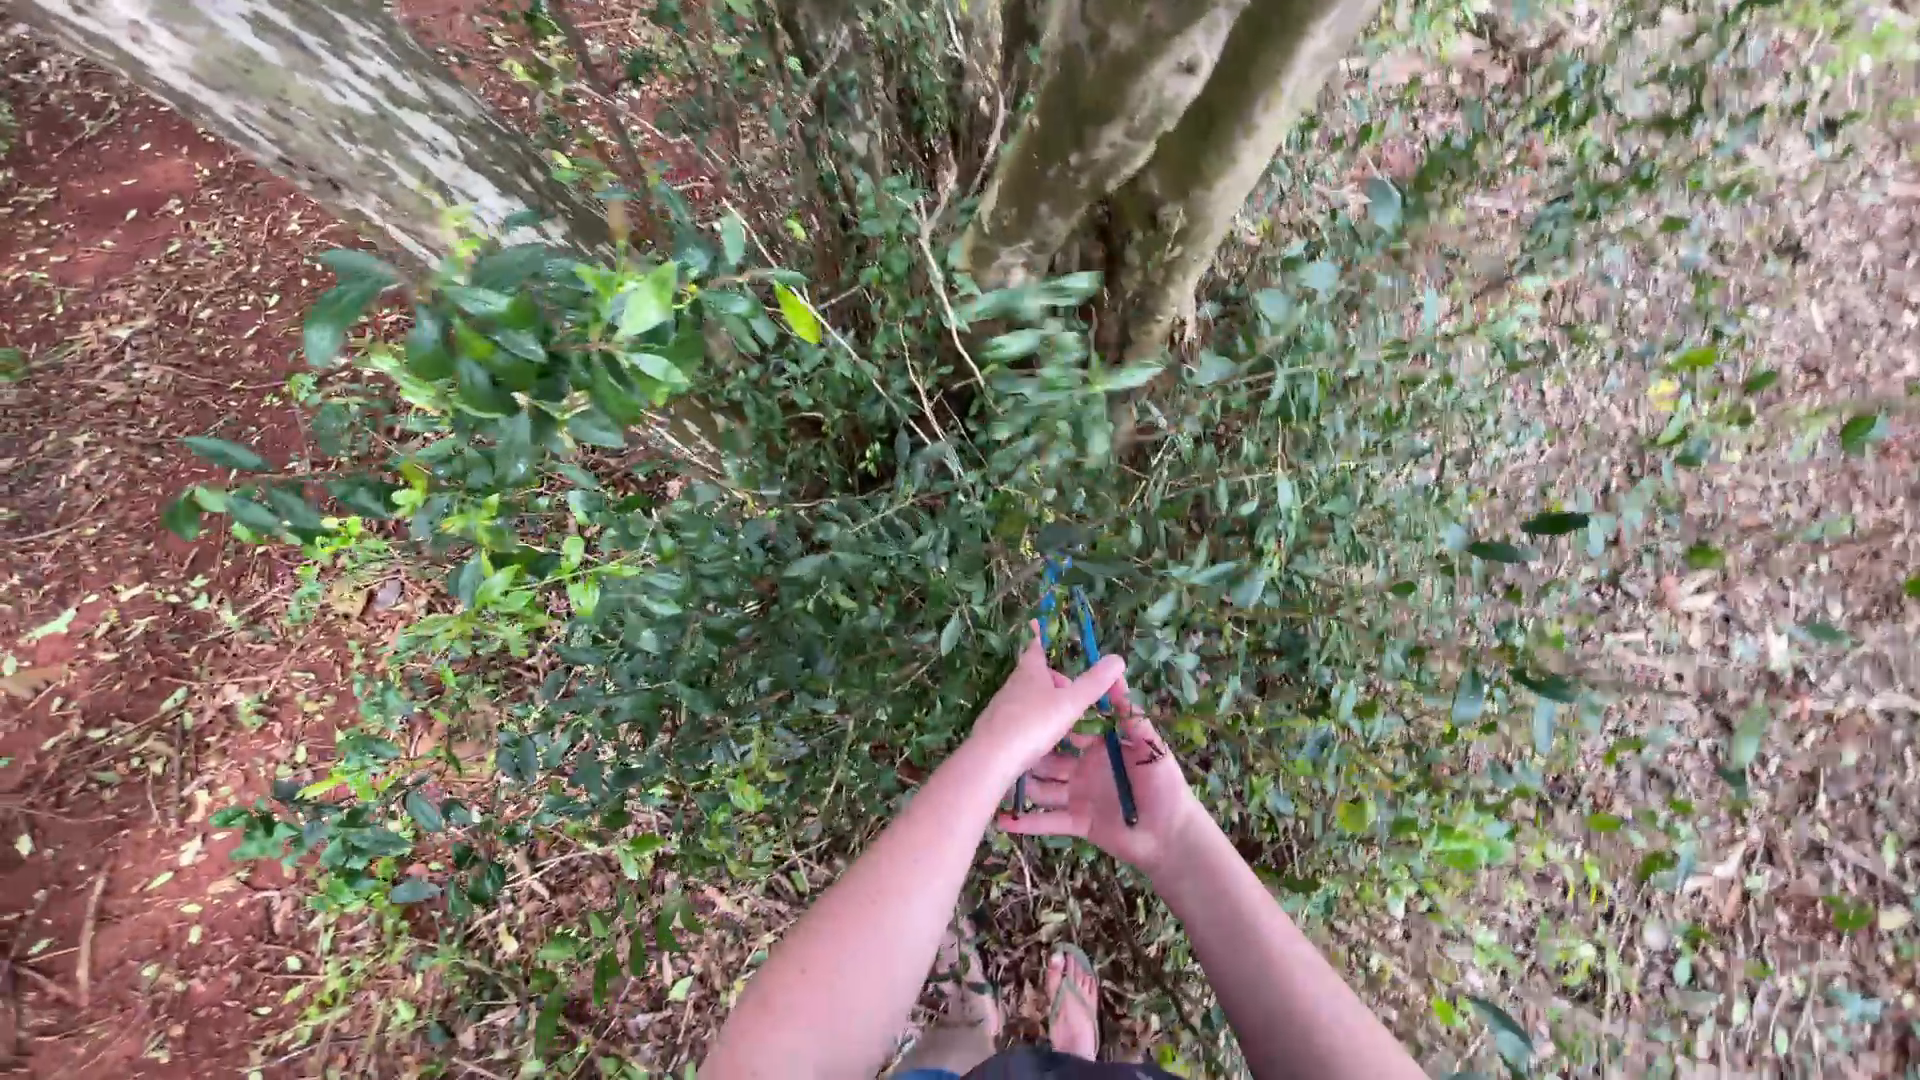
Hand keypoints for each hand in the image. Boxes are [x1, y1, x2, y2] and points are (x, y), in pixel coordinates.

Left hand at [967, 621, 1124, 778]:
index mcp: (1030, 671)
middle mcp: (1015, 685)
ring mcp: (1005, 707)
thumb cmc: (1032, 723)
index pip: (1036, 646)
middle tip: (1078, 700)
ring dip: (1054, 710)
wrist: (992, 758)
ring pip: (1034, 701)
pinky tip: (1052, 746)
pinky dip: (1042, 728)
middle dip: (1059, 684)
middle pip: (1039, 676)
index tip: (1036, 621)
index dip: (1040, 634)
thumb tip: (1117, 659)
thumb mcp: (1069, 703)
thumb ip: (1093, 684)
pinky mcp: (1001, 730)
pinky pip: (1026, 722)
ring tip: (1072, 732)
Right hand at [996, 674, 1203, 874]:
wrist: (1172, 837)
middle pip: (1049, 760)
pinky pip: (1048, 822)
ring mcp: (1078, 797)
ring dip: (1023, 786)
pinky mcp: (1076, 823)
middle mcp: (1083, 770)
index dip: (1051, 724)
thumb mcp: (1149, 747)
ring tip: (997, 780)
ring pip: (1043, 789)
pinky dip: (1025, 823)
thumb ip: (1129, 715)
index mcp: (1099, 749)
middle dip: (1029, 756)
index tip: (1028, 712)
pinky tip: (1002, 820)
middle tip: (1004, 748)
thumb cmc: (1165, 786)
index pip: (1069, 732)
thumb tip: (1116, 676)